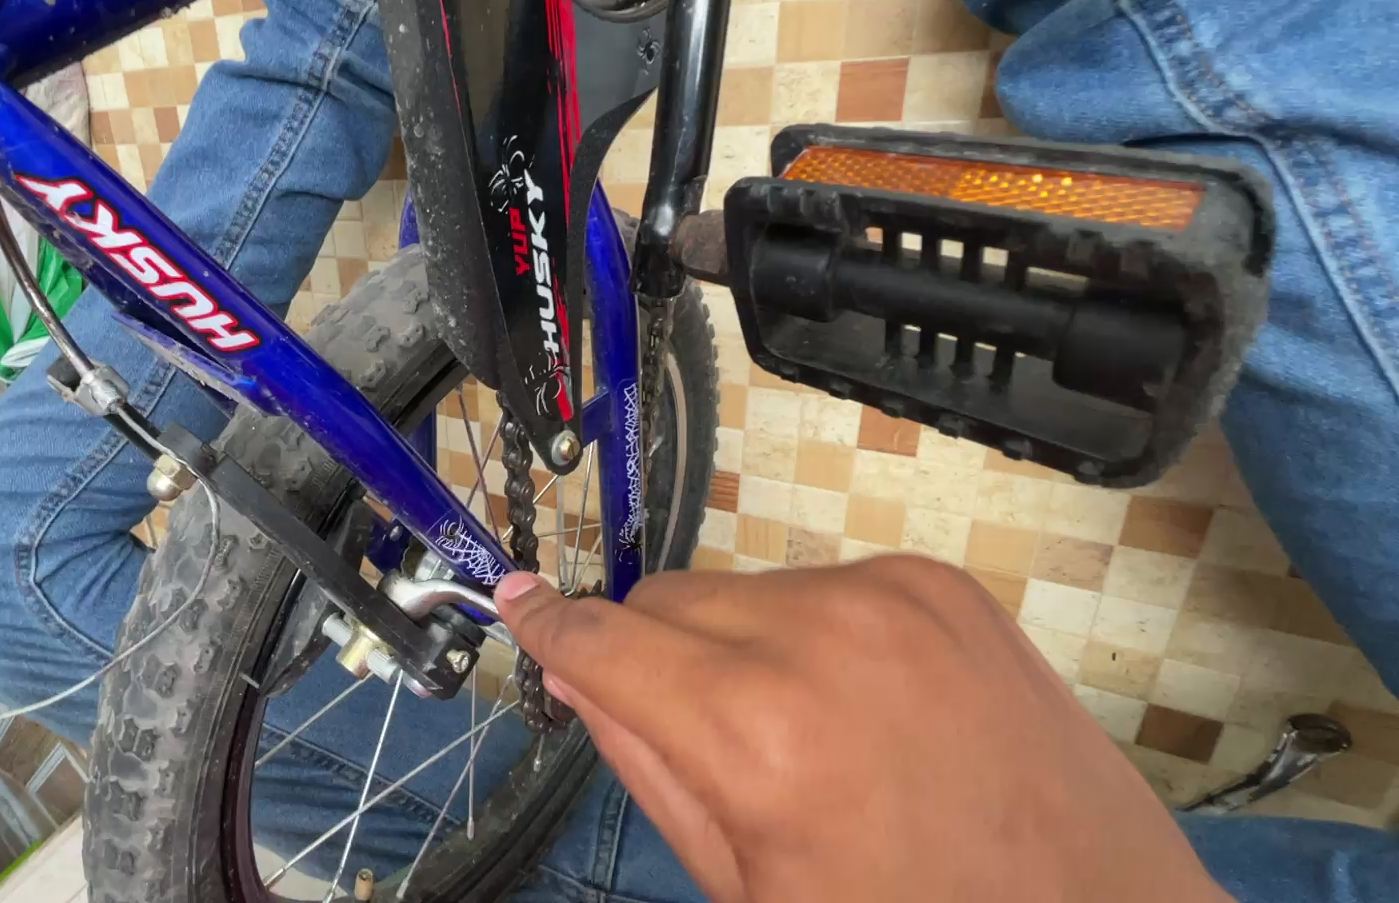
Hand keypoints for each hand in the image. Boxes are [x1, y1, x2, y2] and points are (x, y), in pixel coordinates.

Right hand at [494, 556, 1230, 902]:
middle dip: (655, 651)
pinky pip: (812, 584)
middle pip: (665, 600)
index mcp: (756, 735)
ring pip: (734, 589)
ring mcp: (886, 594)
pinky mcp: (937, 580)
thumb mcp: (744, 885)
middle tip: (702, 723)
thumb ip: (641, 760)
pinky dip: (805, 630)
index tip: (516, 599)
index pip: (605, 642)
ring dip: (732, 640)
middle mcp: (815, 635)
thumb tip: (575, 666)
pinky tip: (860, 695)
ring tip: (801, 719)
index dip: (550, 623)